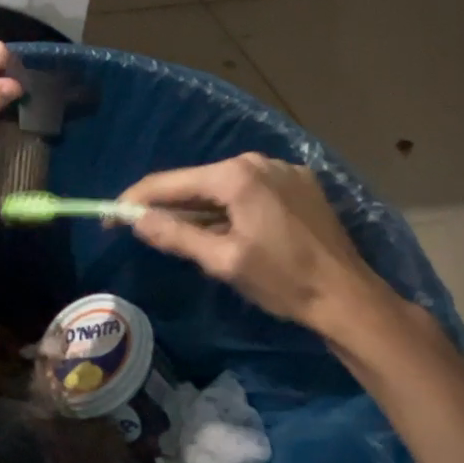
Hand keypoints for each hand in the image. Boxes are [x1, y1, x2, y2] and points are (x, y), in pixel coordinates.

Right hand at [119, 152, 388, 334]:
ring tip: (188, 237)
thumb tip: (134, 218)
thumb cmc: (284, 282)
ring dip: (202, 208)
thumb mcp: (222, 261)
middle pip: (197, 182)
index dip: (136, 200)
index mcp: (236, 175)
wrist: (353, 301)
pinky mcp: (301, 184)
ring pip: (223, 186)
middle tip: (146, 231)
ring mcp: (283, 170)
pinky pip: (250, 190)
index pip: (171, 182)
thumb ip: (174, 235)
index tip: (111, 217)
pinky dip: (231, 207)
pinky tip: (230, 232)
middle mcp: (258, 161)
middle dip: (170, 206)